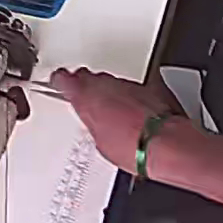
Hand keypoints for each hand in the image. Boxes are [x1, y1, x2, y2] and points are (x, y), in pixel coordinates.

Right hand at [48, 68, 179, 173]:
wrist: (163, 143)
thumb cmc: (133, 146)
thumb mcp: (99, 143)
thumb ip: (92, 124)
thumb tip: (96, 126)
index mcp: (85, 97)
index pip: (64, 78)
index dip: (60, 80)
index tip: (59, 81)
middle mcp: (103, 85)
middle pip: (86, 75)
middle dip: (83, 83)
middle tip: (83, 94)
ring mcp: (123, 84)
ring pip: (108, 80)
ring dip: (106, 90)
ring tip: (109, 108)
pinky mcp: (143, 87)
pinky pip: (127, 86)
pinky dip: (125, 95)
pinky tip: (128, 109)